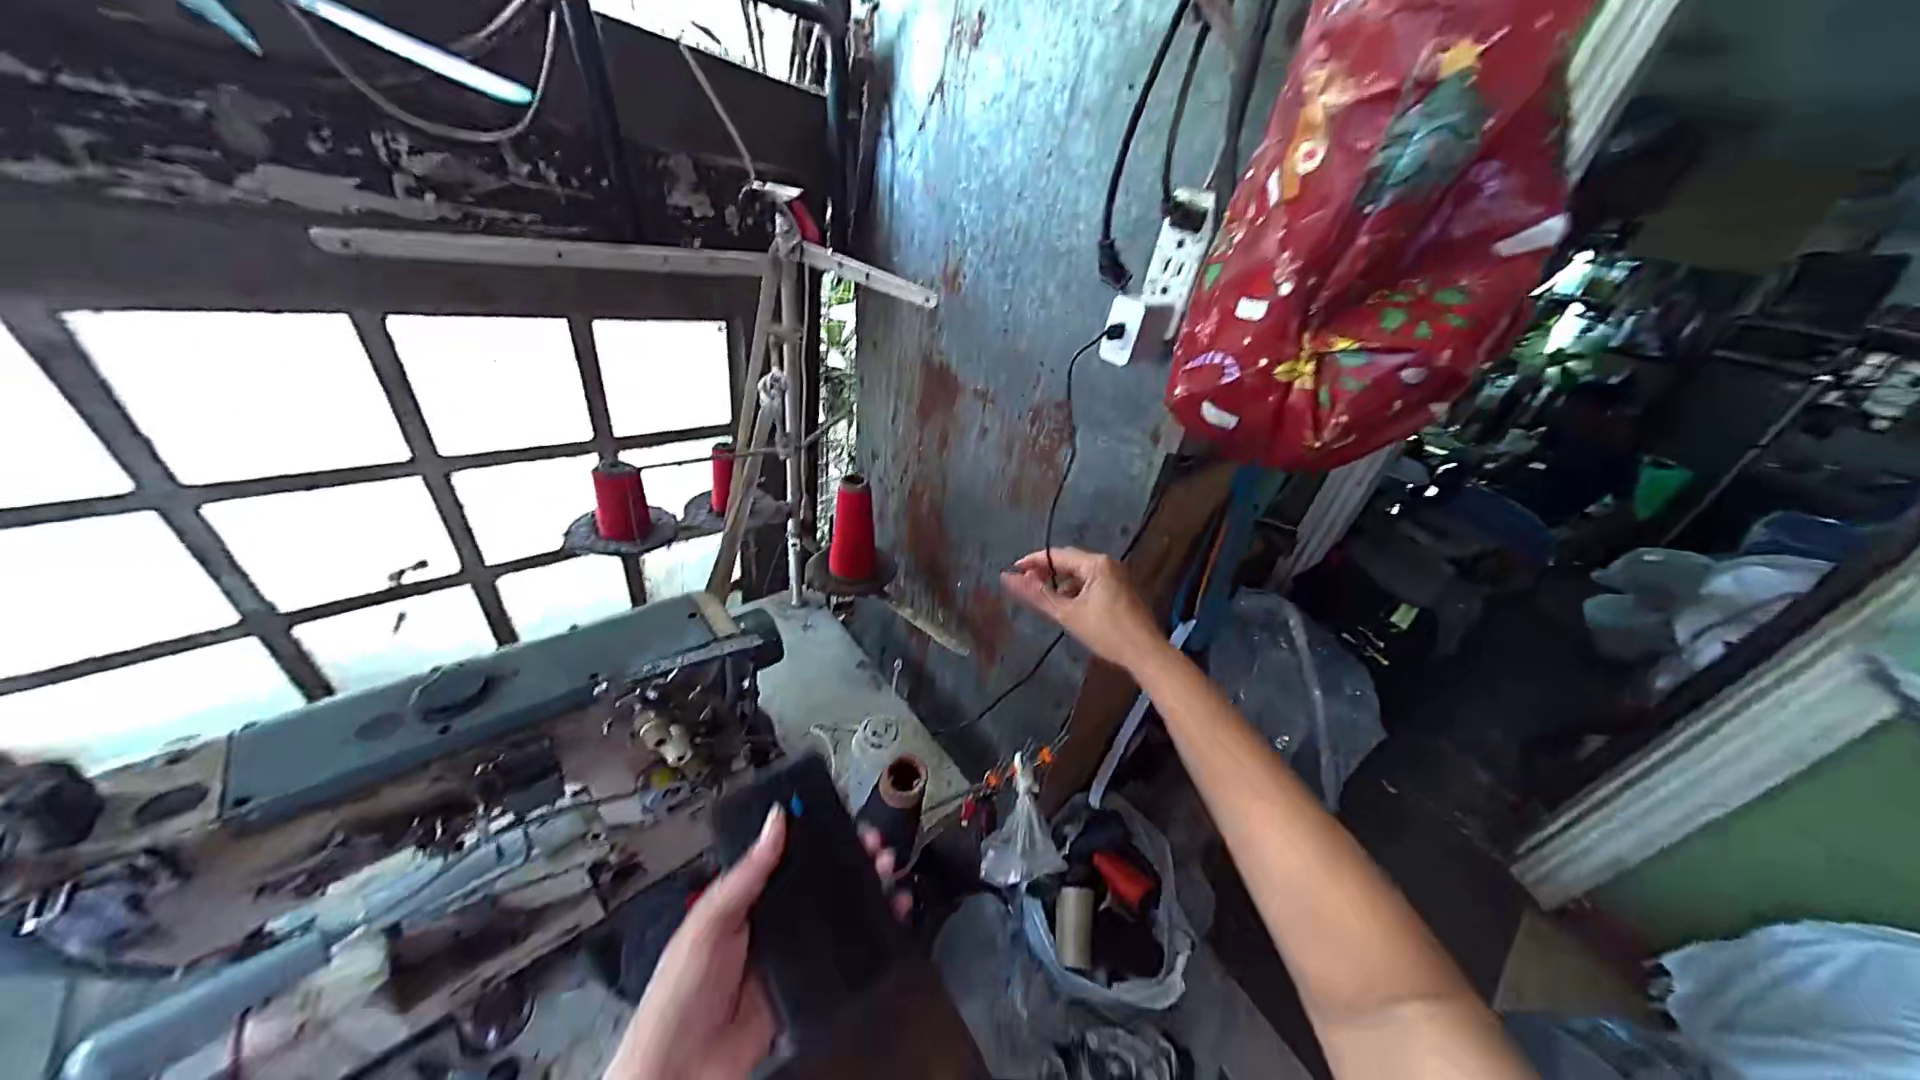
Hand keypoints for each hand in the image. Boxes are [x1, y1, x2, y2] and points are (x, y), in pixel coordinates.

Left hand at [603, 810, 912, 1079]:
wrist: (683, 1071)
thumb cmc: (678, 993)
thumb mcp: (709, 921)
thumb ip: (745, 873)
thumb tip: (775, 821)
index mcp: (746, 897)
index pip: (788, 855)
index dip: (817, 834)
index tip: (843, 818)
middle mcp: (774, 920)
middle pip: (822, 880)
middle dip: (852, 857)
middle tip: (874, 843)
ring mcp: (794, 951)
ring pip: (839, 910)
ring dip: (867, 887)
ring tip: (886, 869)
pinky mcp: (810, 981)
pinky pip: (846, 951)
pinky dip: (872, 931)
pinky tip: (889, 914)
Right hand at [1000, 547, 1163, 670]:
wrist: (1146, 653)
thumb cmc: (1106, 632)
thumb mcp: (1067, 614)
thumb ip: (1037, 595)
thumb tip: (1008, 578)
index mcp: (1096, 564)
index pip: (1056, 555)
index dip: (1032, 562)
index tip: (1013, 571)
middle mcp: (1108, 563)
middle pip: (1069, 561)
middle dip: (1046, 572)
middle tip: (1025, 584)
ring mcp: (1118, 575)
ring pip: (1081, 573)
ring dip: (1061, 582)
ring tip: (1044, 598)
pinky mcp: (1122, 589)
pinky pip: (1092, 582)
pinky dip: (1076, 590)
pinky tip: (1069, 606)